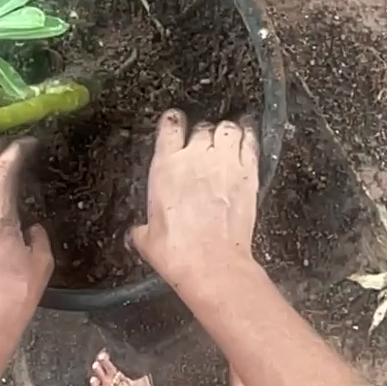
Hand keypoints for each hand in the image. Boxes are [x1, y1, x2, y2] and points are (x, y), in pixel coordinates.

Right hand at [130, 110, 259, 289]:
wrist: (211, 263)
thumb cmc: (177, 252)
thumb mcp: (146, 239)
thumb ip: (141, 229)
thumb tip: (137, 232)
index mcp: (165, 166)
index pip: (170, 126)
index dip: (173, 121)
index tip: (176, 122)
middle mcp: (195, 157)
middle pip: (202, 127)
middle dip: (203, 133)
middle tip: (204, 145)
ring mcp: (224, 162)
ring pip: (228, 128)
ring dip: (227, 131)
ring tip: (227, 137)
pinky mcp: (248, 173)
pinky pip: (249, 142)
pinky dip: (248, 136)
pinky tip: (247, 137)